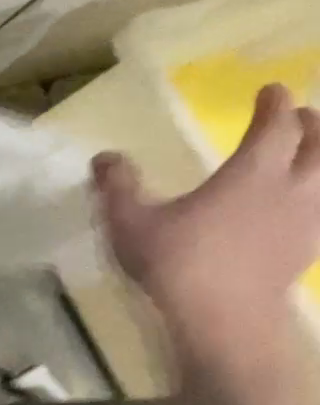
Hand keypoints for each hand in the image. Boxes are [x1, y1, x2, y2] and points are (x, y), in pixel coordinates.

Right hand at [91, 82, 319, 360]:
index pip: (274, 128)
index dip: (275, 105)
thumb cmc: (173, 260)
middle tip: (304, 115)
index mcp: (251, 174)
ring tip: (314, 152)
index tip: (272, 90)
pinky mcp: (311, 245)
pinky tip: (310, 201)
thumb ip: (118, 185)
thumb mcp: (128, 220)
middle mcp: (293, 188)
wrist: (222, 314)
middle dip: (314, 126)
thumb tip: (106, 156)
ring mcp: (310, 218)